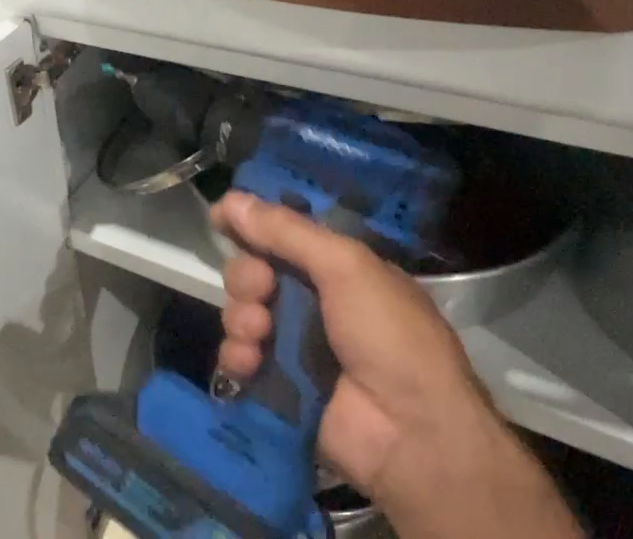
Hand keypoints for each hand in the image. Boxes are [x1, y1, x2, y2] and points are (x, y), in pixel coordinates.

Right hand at [210, 192, 580, 538]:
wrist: (412, 433)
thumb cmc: (389, 337)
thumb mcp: (346, 266)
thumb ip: (286, 231)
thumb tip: (231, 198)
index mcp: (338, 269)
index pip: (282, 235)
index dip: (251, 226)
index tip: (220, 219)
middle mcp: (314, 303)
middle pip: (253, 271)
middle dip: (247, 277)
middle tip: (262, 290)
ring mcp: (294, 346)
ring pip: (241, 313)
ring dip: (241, 318)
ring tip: (259, 335)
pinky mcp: (278, 386)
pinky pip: (237, 358)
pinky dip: (236, 356)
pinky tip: (248, 364)